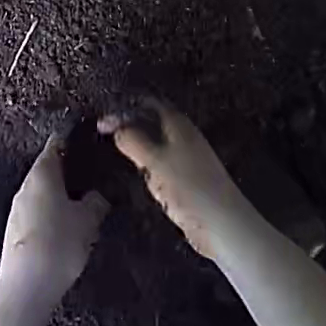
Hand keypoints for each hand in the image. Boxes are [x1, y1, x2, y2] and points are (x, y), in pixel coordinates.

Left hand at [0, 134, 110, 304]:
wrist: (25, 290)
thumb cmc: (59, 243)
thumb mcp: (88, 220)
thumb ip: (96, 201)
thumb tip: (96, 195)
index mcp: (42, 173)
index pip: (56, 143)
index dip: (72, 140)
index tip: (89, 141)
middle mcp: (25, 185)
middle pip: (48, 168)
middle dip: (68, 171)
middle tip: (93, 176)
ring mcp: (17, 209)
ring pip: (42, 192)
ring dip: (59, 195)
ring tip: (84, 204)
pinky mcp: (15, 232)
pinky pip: (36, 212)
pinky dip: (51, 214)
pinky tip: (65, 229)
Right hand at [100, 100, 255, 259]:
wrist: (222, 222)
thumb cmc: (187, 187)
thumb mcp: (154, 161)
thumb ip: (133, 140)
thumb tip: (117, 126)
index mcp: (177, 123)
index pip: (148, 102)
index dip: (125, 105)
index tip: (103, 116)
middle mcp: (184, 133)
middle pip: (153, 118)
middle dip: (129, 120)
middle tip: (103, 129)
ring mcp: (188, 154)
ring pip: (157, 138)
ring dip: (137, 139)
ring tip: (115, 144)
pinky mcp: (188, 175)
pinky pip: (163, 158)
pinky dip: (147, 158)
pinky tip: (138, 168)